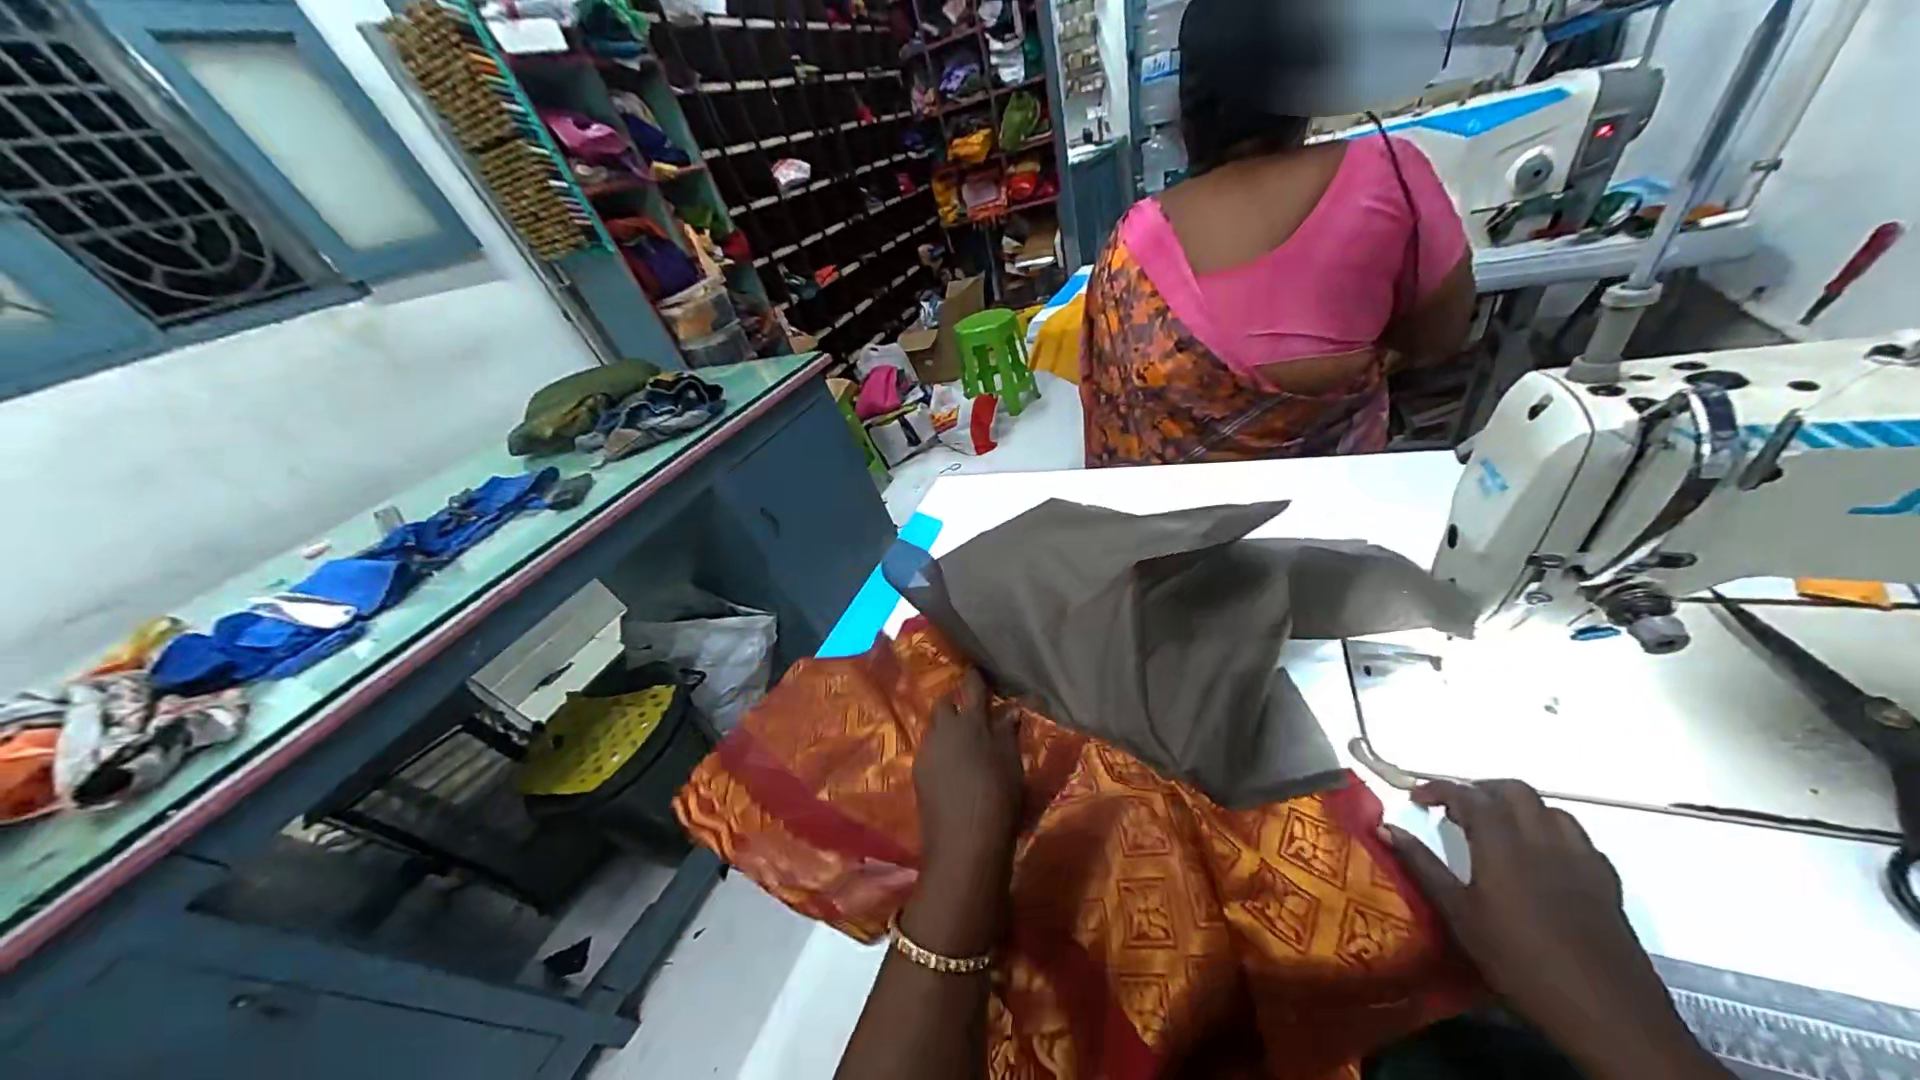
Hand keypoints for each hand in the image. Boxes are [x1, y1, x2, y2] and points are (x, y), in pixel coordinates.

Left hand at [902, 670, 1022, 956]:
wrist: (964, 840)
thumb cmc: (998, 796)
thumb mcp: (1012, 761)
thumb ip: (1008, 732)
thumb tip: (1010, 710)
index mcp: (971, 721)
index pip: (971, 687)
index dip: (974, 677)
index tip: (976, 669)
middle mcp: (944, 729)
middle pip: (945, 704)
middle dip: (955, 702)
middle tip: (970, 710)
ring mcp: (927, 751)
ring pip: (935, 728)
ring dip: (947, 727)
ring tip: (962, 740)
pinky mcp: (918, 773)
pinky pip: (930, 750)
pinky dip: (940, 749)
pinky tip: (951, 765)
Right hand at [1383, 780, 1719, 1079]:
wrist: (1607, 1015)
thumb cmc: (1519, 962)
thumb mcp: (1459, 916)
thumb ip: (1423, 866)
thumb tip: (1386, 828)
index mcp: (1503, 845)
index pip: (1470, 795)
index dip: (1439, 788)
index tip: (1416, 798)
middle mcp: (1544, 841)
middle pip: (1515, 791)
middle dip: (1481, 790)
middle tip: (1456, 808)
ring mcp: (1581, 861)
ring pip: (1551, 810)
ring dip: (1520, 807)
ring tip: (1497, 827)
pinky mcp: (1607, 885)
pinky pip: (1579, 839)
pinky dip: (1552, 833)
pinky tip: (1542, 857)